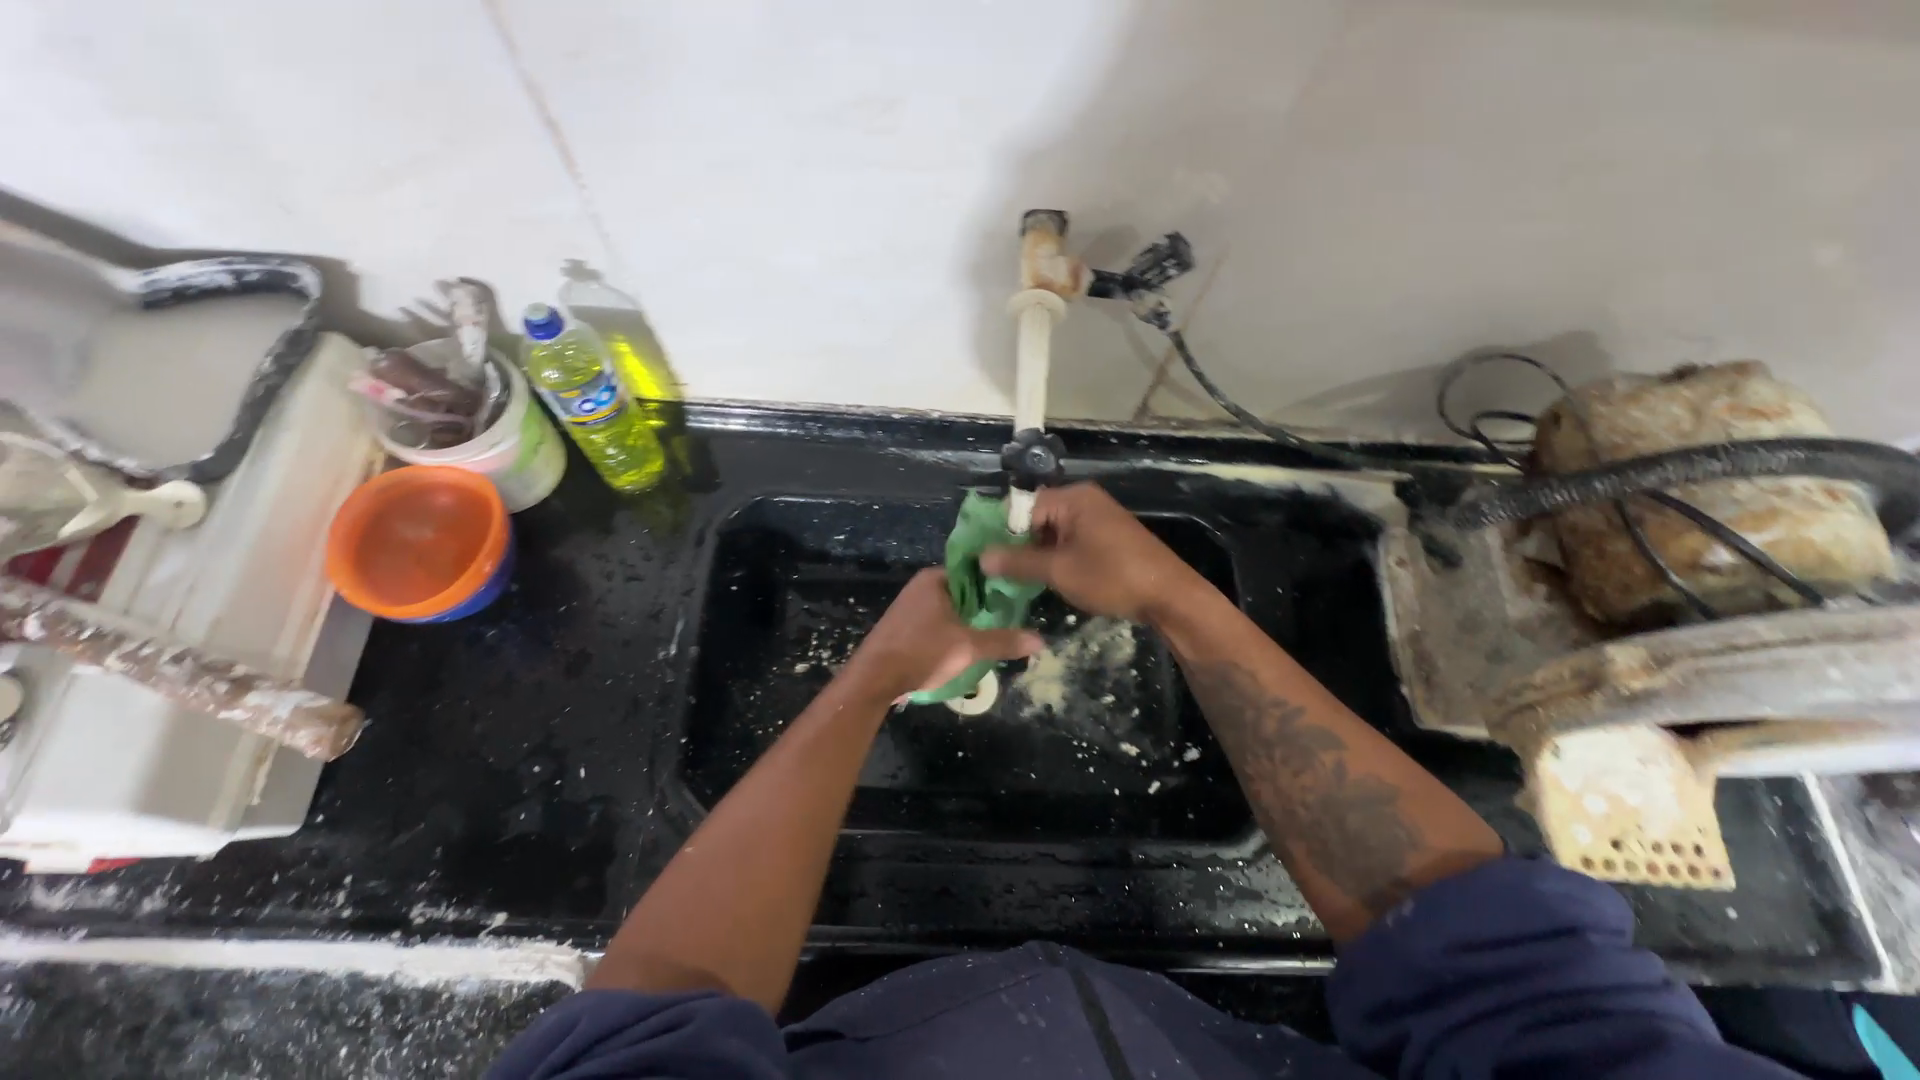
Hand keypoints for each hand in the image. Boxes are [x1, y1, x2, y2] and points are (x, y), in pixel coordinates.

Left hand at [844, 568, 1043, 701]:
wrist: (874, 679)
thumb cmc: (922, 652)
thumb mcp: (969, 648)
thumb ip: (1004, 641)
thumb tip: (1041, 641)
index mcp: (935, 579)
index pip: (976, 571)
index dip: (998, 584)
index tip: (1019, 599)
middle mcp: (921, 586)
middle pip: (965, 592)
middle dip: (985, 607)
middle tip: (1011, 621)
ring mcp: (910, 606)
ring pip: (951, 610)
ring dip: (969, 623)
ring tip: (993, 637)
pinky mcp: (904, 627)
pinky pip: (937, 623)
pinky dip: (952, 632)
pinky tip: (965, 649)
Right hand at [980, 483, 1205, 624]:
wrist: (1169, 597)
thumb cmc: (1112, 577)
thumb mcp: (1059, 571)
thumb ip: (1018, 562)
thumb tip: (981, 557)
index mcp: (1073, 498)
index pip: (1022, 507)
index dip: (1001, 533)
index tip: (984, 560)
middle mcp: (1084, 501)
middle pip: (1036, 518)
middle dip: (1017, 545)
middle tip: (997, 575)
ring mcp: (1097, 519)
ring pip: (1052, 533)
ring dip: (1036, 556)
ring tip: (1015, 582)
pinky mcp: (1106, 538)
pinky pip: (1070, 542)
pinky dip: (1056, 559)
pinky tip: (1046, 581)